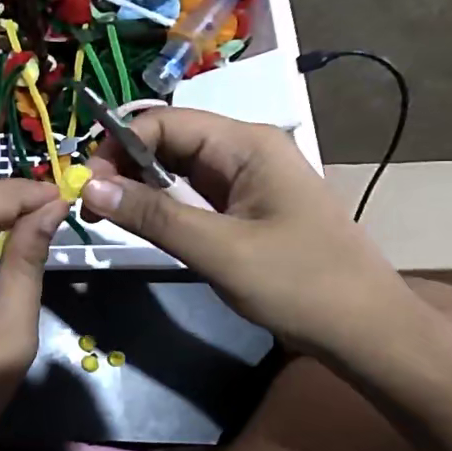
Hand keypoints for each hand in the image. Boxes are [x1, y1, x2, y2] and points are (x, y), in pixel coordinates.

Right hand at [81, 108, 423, 358]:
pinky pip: (198, 192)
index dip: (120, 145)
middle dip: (127, 164)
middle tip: (91, 202)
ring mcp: (251, 179)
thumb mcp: (218, 250)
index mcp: (247, 144)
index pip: (166, 122)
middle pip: (173, 139)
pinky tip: (145, 219)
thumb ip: (153, 215)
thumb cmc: (298, 284)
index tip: (87, 185)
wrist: (365, 328)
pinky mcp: (250, 207)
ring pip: (182, 166)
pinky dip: (167, 203)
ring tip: (108, 211)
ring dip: (144, 184)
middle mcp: (247, 150)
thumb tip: (91, 186)